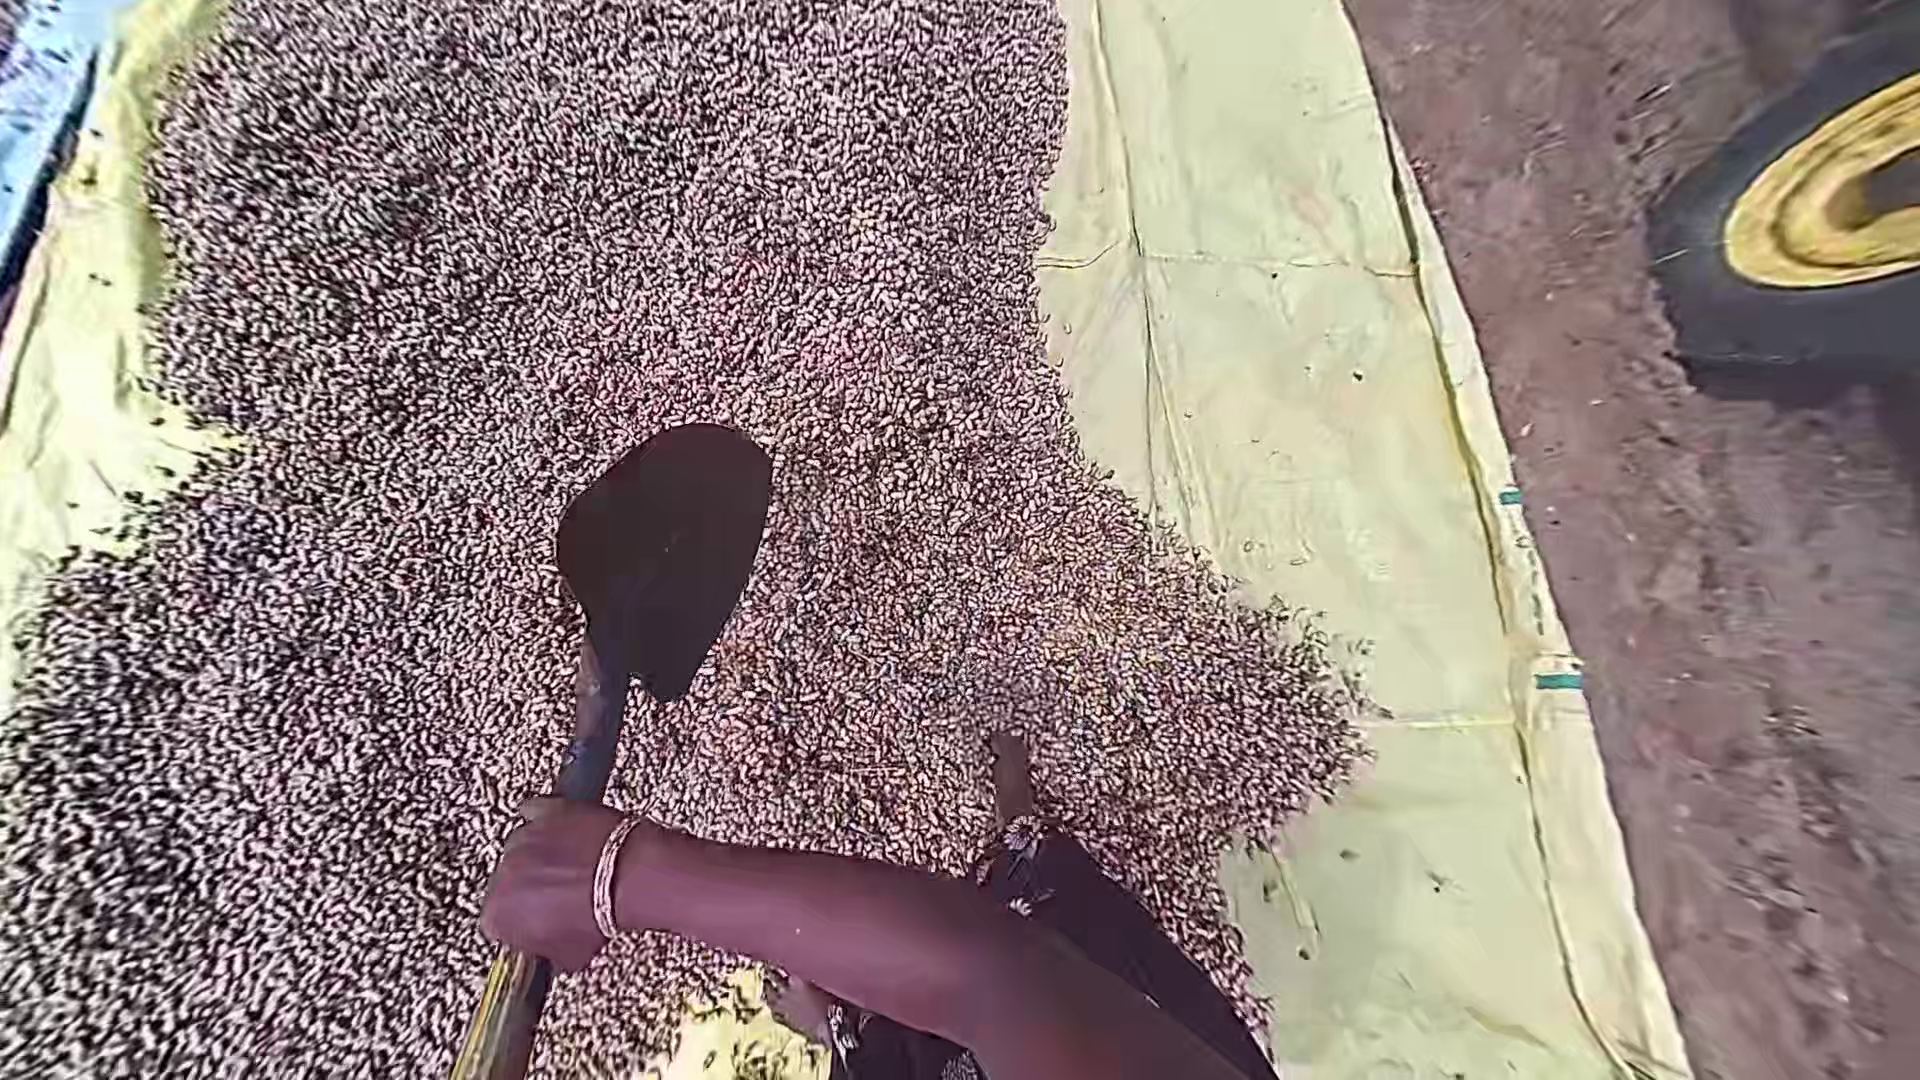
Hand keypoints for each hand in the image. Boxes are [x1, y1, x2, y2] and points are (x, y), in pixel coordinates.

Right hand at [480, 797, 633, 971]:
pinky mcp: (550, 810)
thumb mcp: (570, 955)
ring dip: (539, 848)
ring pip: (523, 843)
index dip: (523, 914)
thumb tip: (553, 952)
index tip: (540, 911)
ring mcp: (526, 838)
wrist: (630, 875)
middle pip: (510, 878)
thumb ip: (546, 951)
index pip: (499, 918)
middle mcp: (503, 875)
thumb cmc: (603, 910)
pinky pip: (536, 809)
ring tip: (568, 855)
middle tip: (559, 884)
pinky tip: (559, 822)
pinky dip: (543, 814)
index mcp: (497, 916)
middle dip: (531, 882)